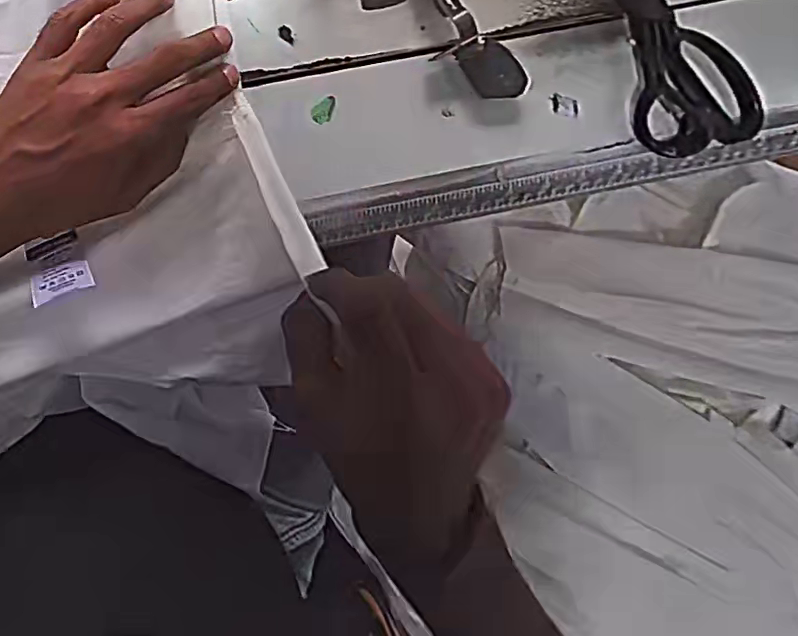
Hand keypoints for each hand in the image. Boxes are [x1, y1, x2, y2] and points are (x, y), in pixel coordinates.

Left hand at [0, 0, 236, 282]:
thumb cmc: (52, 201)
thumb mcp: (120, 195)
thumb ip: (158, 161)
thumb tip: (183, 129)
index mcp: (124, 134)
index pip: (183, 100)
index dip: (211, 85)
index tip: (224, 75)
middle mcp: (100, 99)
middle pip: (163, 59)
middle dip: (199, 46)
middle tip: (215, 37)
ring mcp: (66, 76)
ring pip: (115, 27)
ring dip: (146, 9)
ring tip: (163, 0)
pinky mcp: (37, 65)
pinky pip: (64, 23)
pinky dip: (89, 4)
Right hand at [278, 268, 509, 588]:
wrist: (423, 514)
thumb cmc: (358, 458)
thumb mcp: (310, 399)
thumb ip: (304, 336)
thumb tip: (311, 297)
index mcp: (396, 382)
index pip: (366, 299)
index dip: (336, 284)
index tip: (318, 288)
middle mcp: (448, 372)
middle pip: (397, 291)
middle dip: (361, 290)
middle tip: (341, 307)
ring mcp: (478, 375)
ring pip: (423, 302)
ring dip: (389, 304)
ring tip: (371, 330)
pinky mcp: (493, 379)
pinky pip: (446, 325)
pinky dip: (417, 325)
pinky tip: (402, 350)